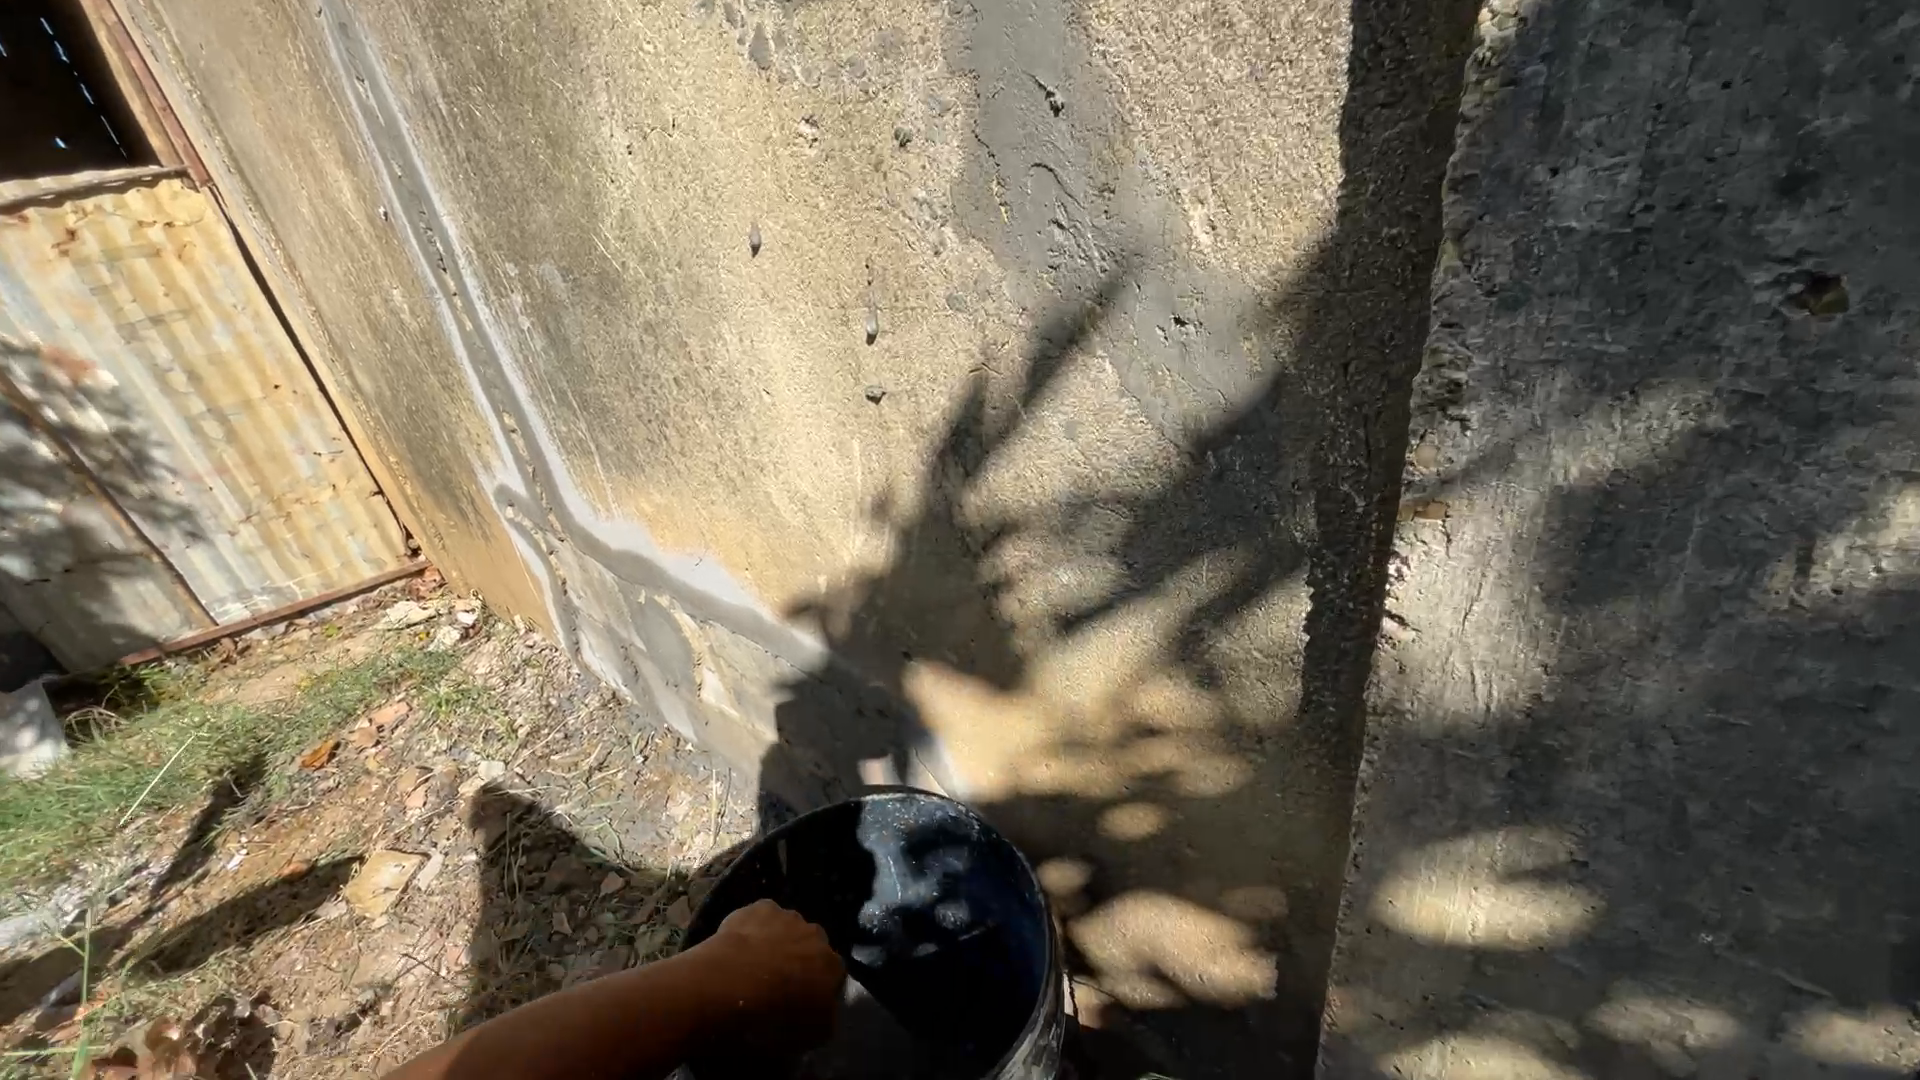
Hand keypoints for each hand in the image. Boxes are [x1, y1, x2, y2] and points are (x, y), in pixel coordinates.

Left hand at [692, 900, 843, 1063]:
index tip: (801, 1002)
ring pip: (787, 928)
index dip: (817, 989)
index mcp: (834, 966)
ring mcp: (789, 917)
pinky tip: (738, 946)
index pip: (834, 976)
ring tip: (753, 965)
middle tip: (776, 984)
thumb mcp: (810, 1037)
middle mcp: (818, 935)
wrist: (733, 985)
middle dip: (799, 960)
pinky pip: (761, 917)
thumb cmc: (774, 1018)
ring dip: (777, 942)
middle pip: (812, 946)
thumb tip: (824, 1014)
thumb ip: (824, 1020)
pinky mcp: (762, 907)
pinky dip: (753, 928)